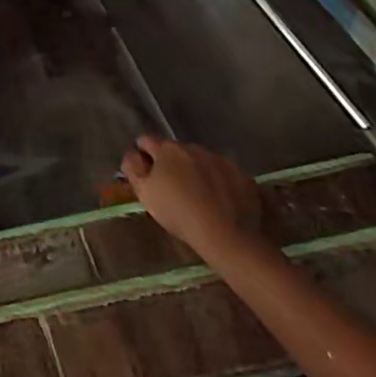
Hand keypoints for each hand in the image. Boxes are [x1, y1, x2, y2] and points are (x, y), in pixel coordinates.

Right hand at [120, 135, 262, 257]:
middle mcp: (195, 147)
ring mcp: (221, 160)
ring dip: (195, 171)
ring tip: (198, 195)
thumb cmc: (178, 212)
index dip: (142, 155)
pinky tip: (219, 201)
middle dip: (171, 163)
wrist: (226, 235)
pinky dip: (219, 182)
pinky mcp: (243, 176)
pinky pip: (224, 173)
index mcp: (168, 149)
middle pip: (176, 150)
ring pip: (201, 160)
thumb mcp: (144, 193)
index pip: (146, 141)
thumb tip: (132, 154)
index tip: (144, 172)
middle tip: (171, 188)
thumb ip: (132, 168)